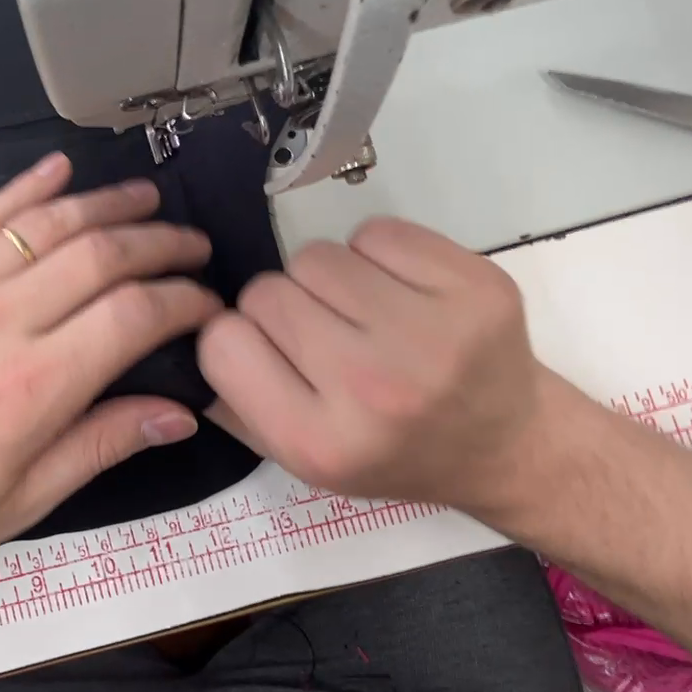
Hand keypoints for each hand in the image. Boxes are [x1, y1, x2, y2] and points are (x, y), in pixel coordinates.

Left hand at [0, 152, 219, 592]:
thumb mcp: (20, 501)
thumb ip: (102, 445)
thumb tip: (180, 413)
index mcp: (33, 386)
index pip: (135, 315)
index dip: (184, 301)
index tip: (208, 304)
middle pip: (101, 254)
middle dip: (160, 243)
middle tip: (193, 244)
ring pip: (46, 223)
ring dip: (105, 203)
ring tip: (147, 197)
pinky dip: (23, 186)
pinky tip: (57, 169)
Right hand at [197, 217, 553, 514]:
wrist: (506, 446)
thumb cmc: (392, 454)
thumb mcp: (301, 459)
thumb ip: (235, 404)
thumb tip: (186, 335)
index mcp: (319, 441)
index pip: (222, 341)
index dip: (235, 339)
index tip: (265, 351)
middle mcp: (372, 389)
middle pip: (266, 291)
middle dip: (282, 309)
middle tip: (321, 337)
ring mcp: (432, 335)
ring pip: (316, 255)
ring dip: (325, 279)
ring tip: (360, 313)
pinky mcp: (476, 287)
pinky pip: (375, 231)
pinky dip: (375, 255)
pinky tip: (399, 293)